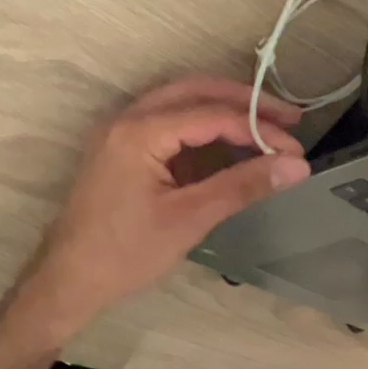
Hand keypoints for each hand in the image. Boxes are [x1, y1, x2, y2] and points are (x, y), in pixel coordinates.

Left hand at [13, 77, 310, 342]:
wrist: (70, 277)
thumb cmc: (125, 253)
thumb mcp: (189, 219)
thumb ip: (242, 185)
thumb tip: (297, 166)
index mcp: (139, 132)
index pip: (211, 113)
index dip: (259, 127)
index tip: (295, 148)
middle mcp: (125, 120)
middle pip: (194, 91)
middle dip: (243, 102)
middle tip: (287, 119)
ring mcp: (118, 133)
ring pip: (178, 104)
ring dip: (220, 111)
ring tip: (264, 130)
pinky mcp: (118, 149)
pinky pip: (164, 124)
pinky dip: (198, 130)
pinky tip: (227, 149)